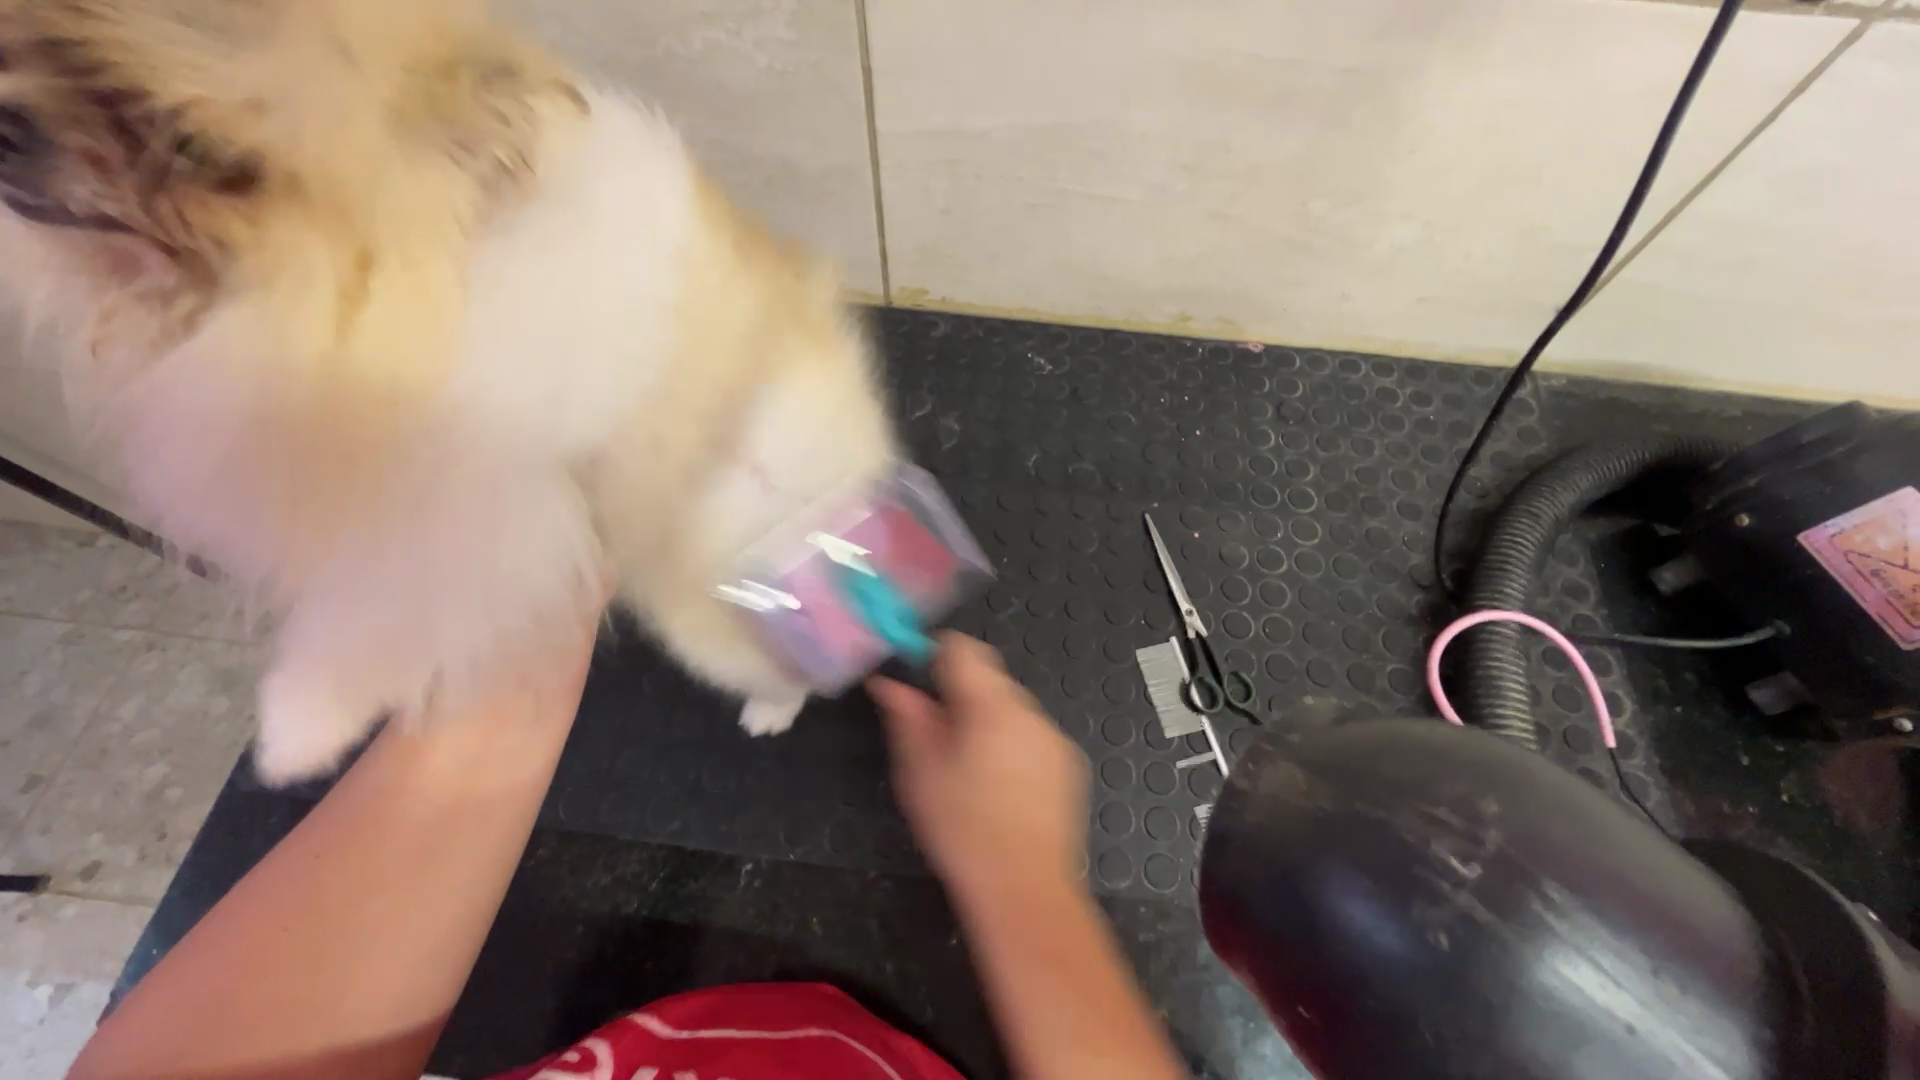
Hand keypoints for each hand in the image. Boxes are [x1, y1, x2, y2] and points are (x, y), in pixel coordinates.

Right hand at [868, 633, 1089, 901]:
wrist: (1024, 887)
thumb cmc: (961, 829)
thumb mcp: (918, 772)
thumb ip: (905, 716)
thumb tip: (888, 682)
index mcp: (989, 705)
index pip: (962, 648)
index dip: (936, 656)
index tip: (918, 680)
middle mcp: (1029, 711)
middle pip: (989, 679)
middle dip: (961, 698)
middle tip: (936, 739)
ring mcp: (1054, 737)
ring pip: (1011, 710)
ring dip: (988, 723)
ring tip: (969, 771)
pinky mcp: (1070, 763)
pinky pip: (1033, 737)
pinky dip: (1013, 747)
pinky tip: (1000, 789)